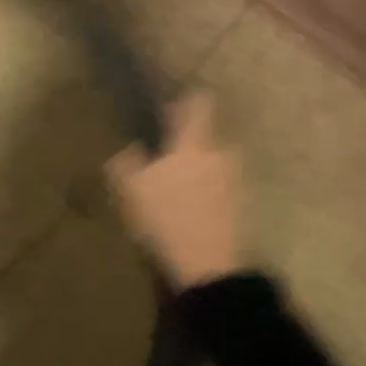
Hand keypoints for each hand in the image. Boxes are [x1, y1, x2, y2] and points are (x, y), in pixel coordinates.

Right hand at [104, 91, 241, 290]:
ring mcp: (234, 181)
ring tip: (169, 186)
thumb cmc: (167, 218)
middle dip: (183, 143)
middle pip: (203, 137)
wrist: (209, 267)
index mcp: (194, 144)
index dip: (184, 98)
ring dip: (193, 169)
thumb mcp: (131, 189)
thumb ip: (126, 162)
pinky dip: (201, 190)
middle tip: (159, 155)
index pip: (198, 104)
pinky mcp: (239, 206)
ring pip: (211, 163)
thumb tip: (131, 149)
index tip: (168, 102)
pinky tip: (183, 207)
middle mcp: (221, 155)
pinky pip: (217, 186)